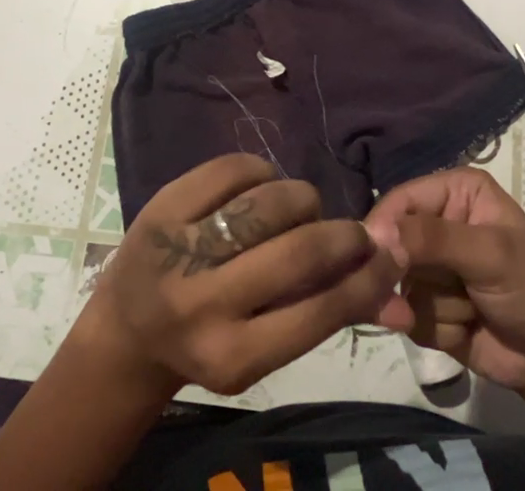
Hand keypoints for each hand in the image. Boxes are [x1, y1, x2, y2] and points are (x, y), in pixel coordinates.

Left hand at [85, 154, 407, 396]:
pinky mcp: (161, 206)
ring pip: (269, 201)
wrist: (126, 332)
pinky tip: (260, 191)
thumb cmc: (211, 344)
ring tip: (301, 213)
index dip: (369, 279)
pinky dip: (262, 174)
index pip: (321, 311)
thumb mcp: (264, 352)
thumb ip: (329, 318)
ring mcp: (178, 249)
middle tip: (353, 231)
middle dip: (343, 234)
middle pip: (299, 250)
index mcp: (232, 355)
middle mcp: (202, 304)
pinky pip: (234, 168)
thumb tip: (398, 294)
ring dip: (303, 201)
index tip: (391, 257)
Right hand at [365, 167, 524, 392]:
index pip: (400, 200)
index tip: (376, 259)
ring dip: (435, 306)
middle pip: (389, 245)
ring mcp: (430, 268)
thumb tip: (377, 233)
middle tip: (450, 293)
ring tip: (473, 309)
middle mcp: (439, 223)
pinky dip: (436, 328)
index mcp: (457, 193)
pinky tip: (467, 329)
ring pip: (396, 285)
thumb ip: (435, 239)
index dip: (384, 228)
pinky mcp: (426, 306)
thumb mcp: (491, 256)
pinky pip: (404, 316)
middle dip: (413, 276)